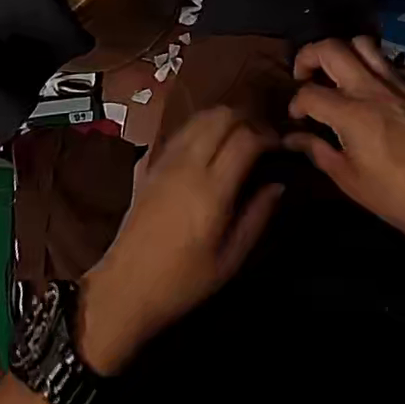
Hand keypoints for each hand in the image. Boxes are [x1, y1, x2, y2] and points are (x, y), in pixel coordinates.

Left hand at [79, 108, 282, 373]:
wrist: (124, 287)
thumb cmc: (182, 281)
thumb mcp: (229, 260)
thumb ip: (257, 217)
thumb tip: (278, 184)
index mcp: (212, 189)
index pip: (245, 139)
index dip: (267, 136)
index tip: (279, 146)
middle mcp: (189, 165)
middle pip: (222, 116)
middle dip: (247, 118)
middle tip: (261, 136)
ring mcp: (166, 160)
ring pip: (199, 117)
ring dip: (223, 118)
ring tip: (238, 136)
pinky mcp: (150, 163)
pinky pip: (180, 130)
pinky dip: (201, 126)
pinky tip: (208, 144)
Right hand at [285, 37, 404, 260]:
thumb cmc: (394, 196)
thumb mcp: (348, 179)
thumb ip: (317, 150)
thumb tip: (292, 137)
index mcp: (352, 114)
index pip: (310, 93)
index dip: (295, 103)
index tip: (295, 117)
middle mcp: (372, 89)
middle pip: (331, 49)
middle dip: (308, 56)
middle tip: (303, 76)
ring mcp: (395, 85)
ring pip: (362, 43)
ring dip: (341, 51)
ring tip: (334, 73)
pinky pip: (384, 61)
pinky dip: (366, 63)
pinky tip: (363, 87)